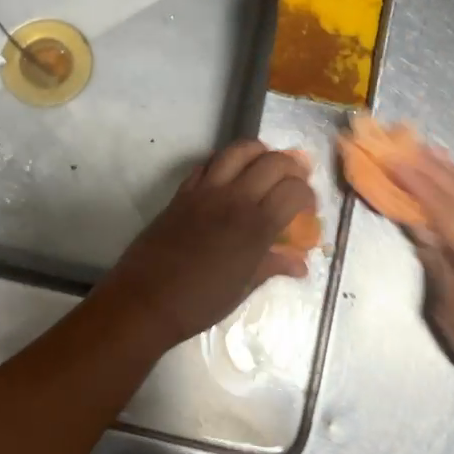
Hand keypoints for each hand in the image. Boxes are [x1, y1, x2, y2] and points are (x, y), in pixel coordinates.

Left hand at [102, 141, 314, 349]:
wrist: (145, 300)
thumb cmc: (200, 302)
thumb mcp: (244, 287)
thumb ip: (273, 266)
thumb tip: (300, 263)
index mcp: (255, 226)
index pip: (294, 190)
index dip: (308, 195)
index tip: (307, 209)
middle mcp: (234, 199)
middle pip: (274, 162)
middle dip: (292, 167)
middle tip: (295, 182)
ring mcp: (206, 191)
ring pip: (240, 150)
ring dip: (260, 153)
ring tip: (266, 167)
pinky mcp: (183, 191)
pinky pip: (209, 163)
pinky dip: (226, 162)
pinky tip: (230, 176)